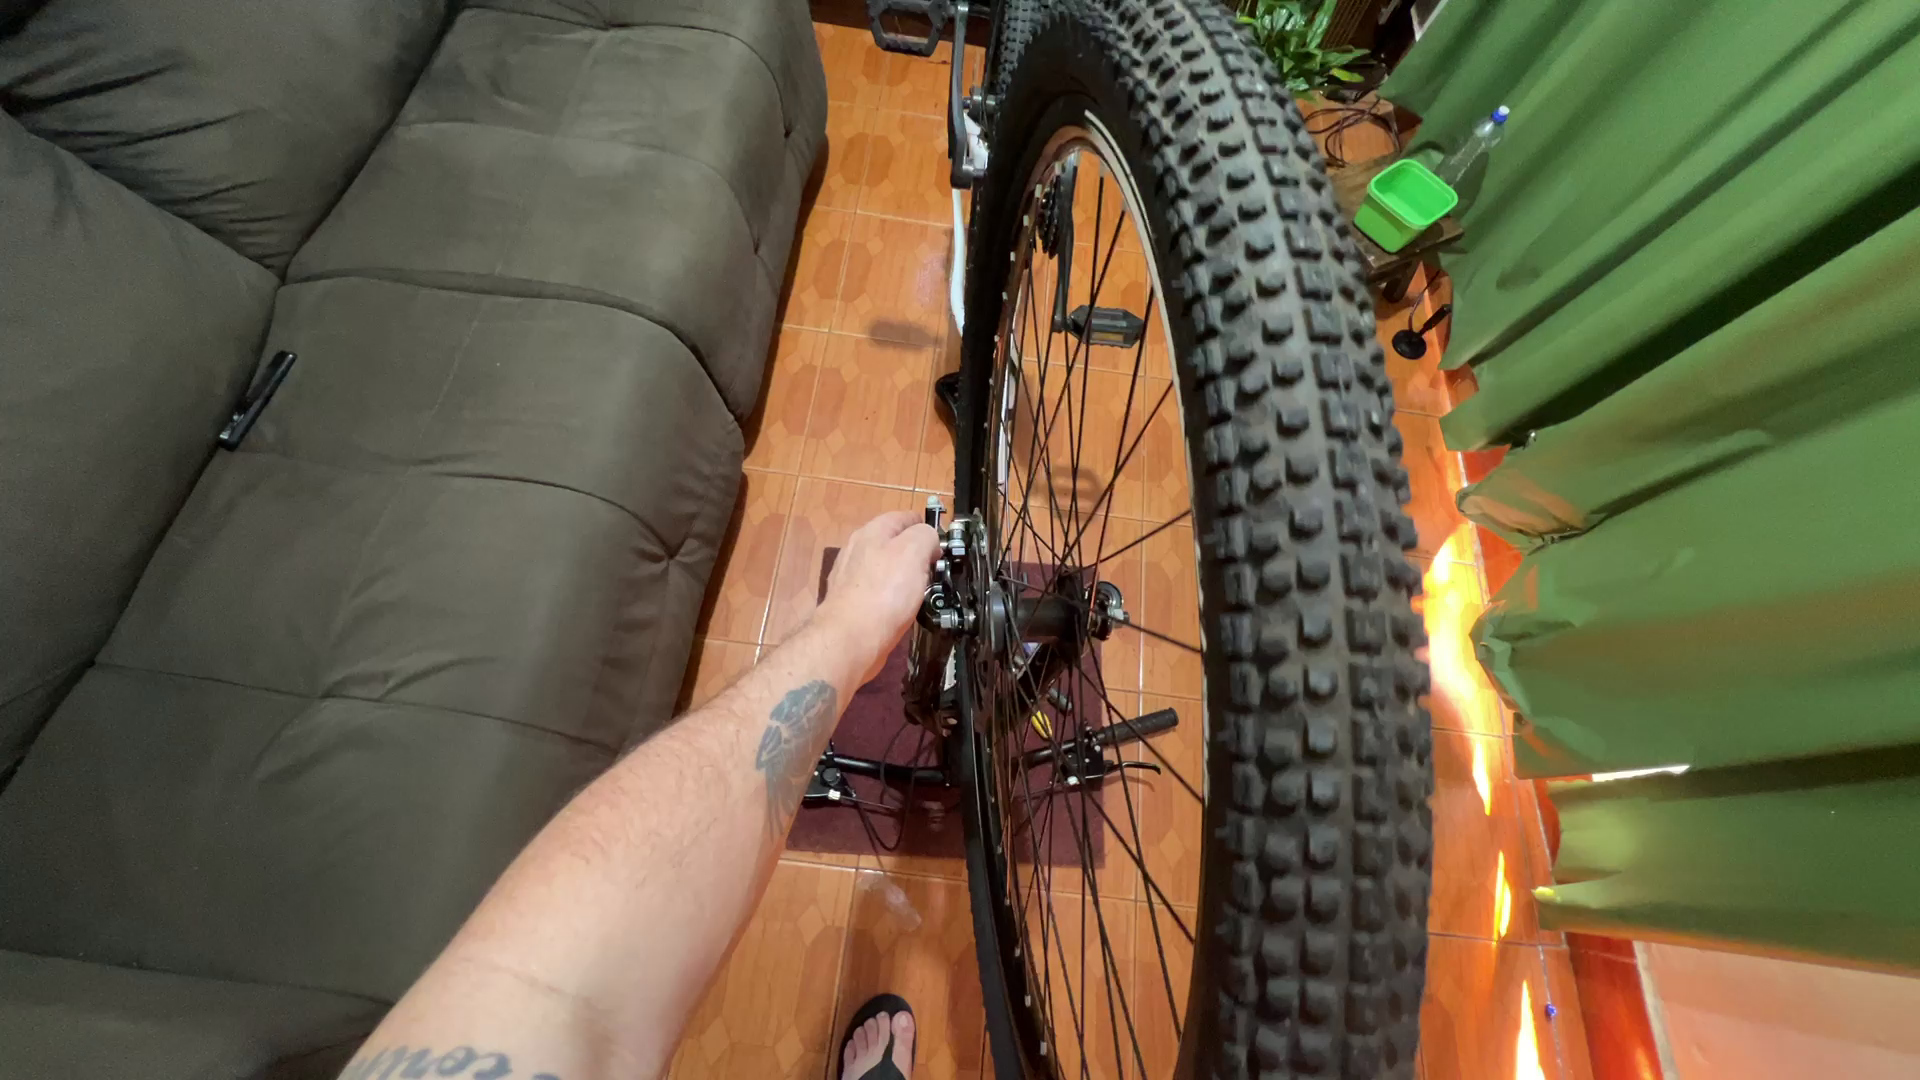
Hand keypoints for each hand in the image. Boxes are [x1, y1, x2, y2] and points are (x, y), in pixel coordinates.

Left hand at [815, 511, 940, 679]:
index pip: (904, 518)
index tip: (941, 545)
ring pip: (886, 569)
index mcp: (872, 532)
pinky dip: (892, 598)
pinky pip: (879, 593)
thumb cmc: (885, 593)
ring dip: (905, 578)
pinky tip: (901, 610)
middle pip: (894, 544)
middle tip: (934, 570)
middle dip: (916, 554)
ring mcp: (851, 578)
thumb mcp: (914, 551)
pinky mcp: (851, 603)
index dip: (926, 528)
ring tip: (921, 592)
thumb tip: (930, 539)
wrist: (852, 639)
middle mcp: (857, 551)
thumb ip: (926, 535)